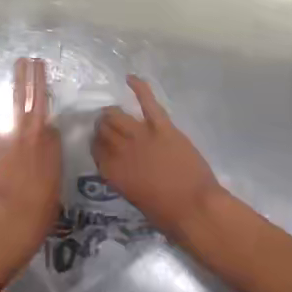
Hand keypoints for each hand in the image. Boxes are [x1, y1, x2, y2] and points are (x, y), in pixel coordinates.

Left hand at [0, 57, 62, 259]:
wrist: (12, 214)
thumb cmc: (41, 202)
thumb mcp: (56, 174)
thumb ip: (51, 149)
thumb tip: (49, 131)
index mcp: (49, 139)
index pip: (48, 108)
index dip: (44, 89)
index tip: (43, 73)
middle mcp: (30, 130)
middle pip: (32, 97)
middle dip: (33, 77)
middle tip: (33, 59)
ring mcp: (9, 133)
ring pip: (14, 100)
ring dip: (16, 80)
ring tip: (19, 63)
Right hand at [94, 76, 221, 234]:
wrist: (195, 208)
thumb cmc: (165, 213)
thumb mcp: (132, 197)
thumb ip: (121, 177)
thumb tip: (119, 165)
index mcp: (111, 170)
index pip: (95, 148)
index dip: (97, 143)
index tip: (100, 142)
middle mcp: (120, 149)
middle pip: (103, 129)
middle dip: (102, 126)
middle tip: (107, 126)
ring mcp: (141, 135)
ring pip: (117, 115)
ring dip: (112, 113)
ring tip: (114, 112)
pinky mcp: (162, 127)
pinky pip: (147, 102)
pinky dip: (139, 88)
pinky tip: (130, 78)